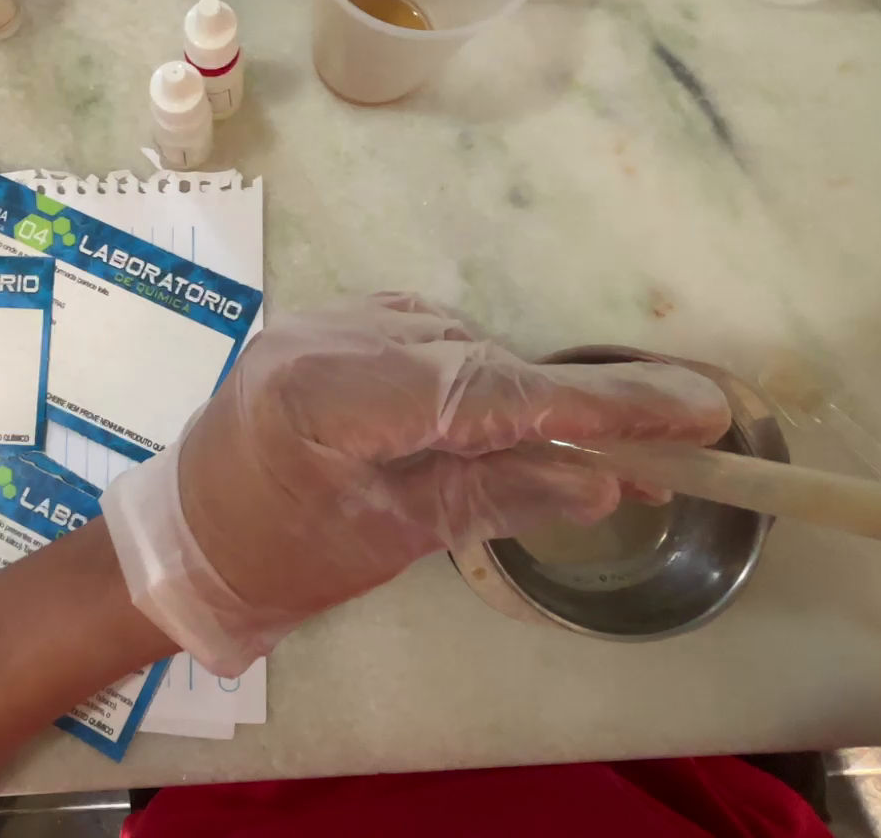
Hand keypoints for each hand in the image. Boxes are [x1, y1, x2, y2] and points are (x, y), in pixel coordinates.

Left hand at [102, 293, 733, 674]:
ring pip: (450, 337)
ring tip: (551, 441)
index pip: (483, 389)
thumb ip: (494, 496)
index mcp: (325, 394)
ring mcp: (315, 322)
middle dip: (562, 399)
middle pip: (473, 355)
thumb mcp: (388, 539)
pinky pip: (414, 331)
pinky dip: (459, 366)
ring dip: (508, 384)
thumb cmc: (276, 559)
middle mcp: (320, 335)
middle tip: (652, 444)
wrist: (186, 536)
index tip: (695, 410)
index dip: (594, 402)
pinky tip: (472, 408)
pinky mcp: (318, 327)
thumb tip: (606, 479)